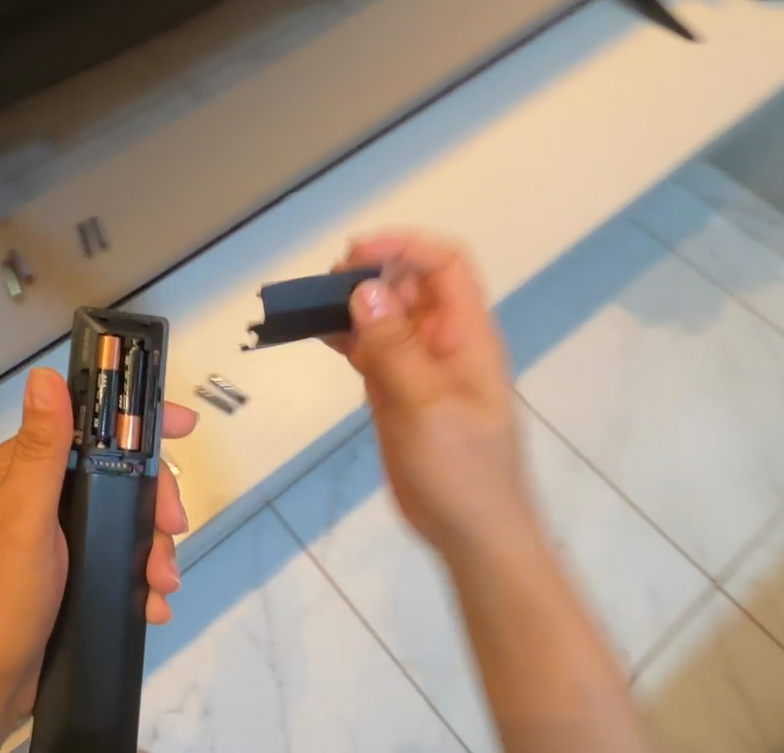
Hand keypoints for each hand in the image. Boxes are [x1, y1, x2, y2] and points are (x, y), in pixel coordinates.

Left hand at [0, 368, 195, 749]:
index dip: (134, 417)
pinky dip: (140, 573)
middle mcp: (41, 490)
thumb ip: (41, 449)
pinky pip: (117, 553)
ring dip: (152, 544)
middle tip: (174, 527)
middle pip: (116, 469)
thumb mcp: (23, 518)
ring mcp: (56, 530)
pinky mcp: (70, 567)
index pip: (87, 420)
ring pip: (122, 514)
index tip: (182, 425)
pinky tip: (151, 600)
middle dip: (152, 497)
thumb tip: (45, 375)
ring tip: (162, 582)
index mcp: (24, 465)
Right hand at [328, 232, 539, 561]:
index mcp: (466, 336)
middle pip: (408, 283)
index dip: (403, 247)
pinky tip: (316, 332)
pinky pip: (368, 346)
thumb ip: (395, 347)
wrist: (471, 536)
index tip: (354, 256)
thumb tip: (365, 289)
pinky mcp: (395, 388)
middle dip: (369, 272)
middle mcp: (442, 341)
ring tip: (312, 307)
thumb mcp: (427, 406)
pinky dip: (343, 334)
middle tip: (325, 288)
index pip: (444, 266)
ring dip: (350, 302)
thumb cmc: (462, 471)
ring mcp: (418, 365)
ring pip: (383, 313)